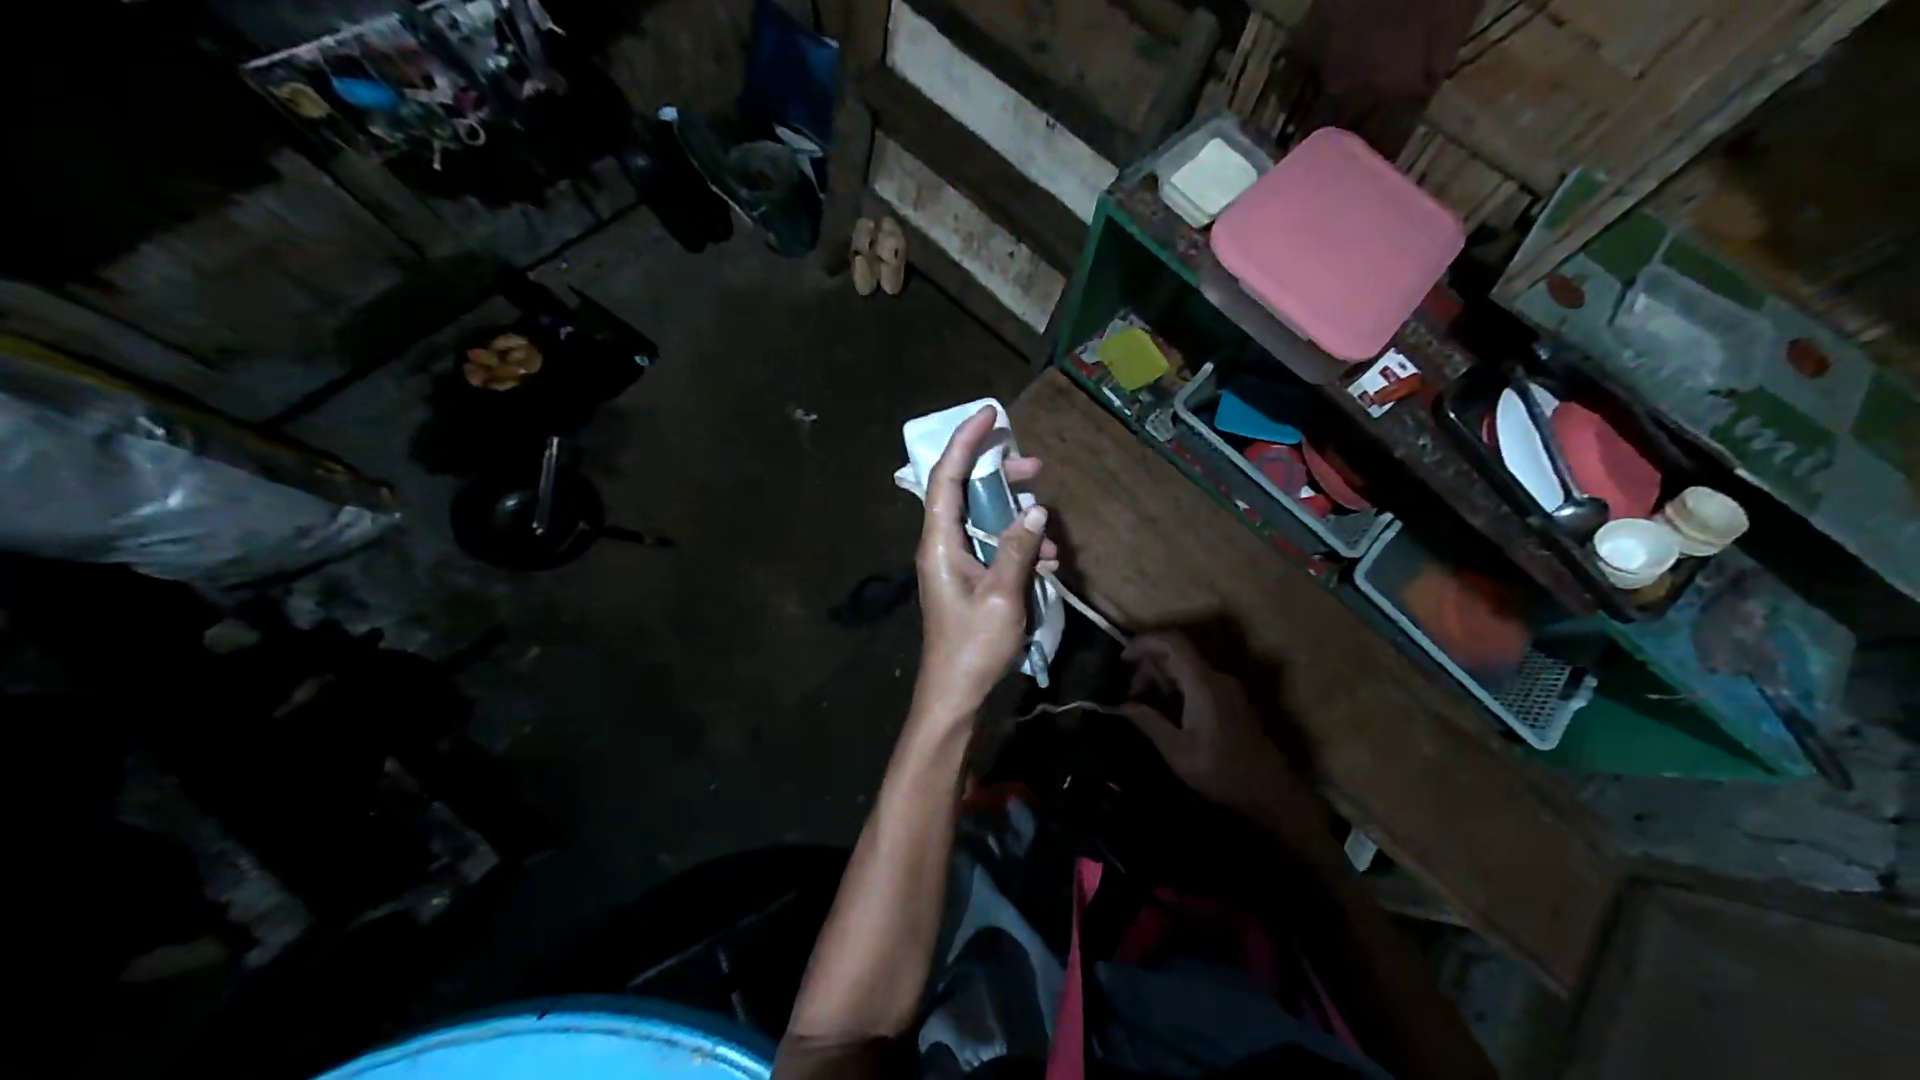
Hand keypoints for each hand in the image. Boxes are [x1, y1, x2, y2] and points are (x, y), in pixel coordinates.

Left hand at [913, 407, 1059, 720]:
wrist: (956, 692)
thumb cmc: (973, 646)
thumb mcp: (1003, 595)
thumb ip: (1018, 548)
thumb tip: (1036, 511)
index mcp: (939, 542)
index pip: (945, 478)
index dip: (964, 442)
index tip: (989, 414)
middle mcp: (943, 544)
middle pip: (967, 491)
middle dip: (1001, 476)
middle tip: (1036, 468)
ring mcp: (956, 561)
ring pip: (987, 520)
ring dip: (1020, 521)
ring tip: (1052, 540)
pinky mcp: (971, 578)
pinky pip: (996, 547)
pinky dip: (1021, 548)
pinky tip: (1047, 564)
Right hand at [1122, 632, 1318, 822]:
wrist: (1269, 791)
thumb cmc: (1221, 771)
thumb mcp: (1177, 751)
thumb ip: (1149, 722)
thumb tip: (1124, 705)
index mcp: (1204, 684)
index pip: (1174, 643)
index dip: (1145, 641)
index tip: (1123, 656)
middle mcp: (1218, 678)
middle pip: (1178, 652)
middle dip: (1149, 663)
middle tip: (1129, 689)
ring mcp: (1228, 688)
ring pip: (1188, 665)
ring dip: (1162, 674)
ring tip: (1142, 698)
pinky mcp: (1232, 698)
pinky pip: (1199, 678)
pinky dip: (1177, 682)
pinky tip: (1165, 704)